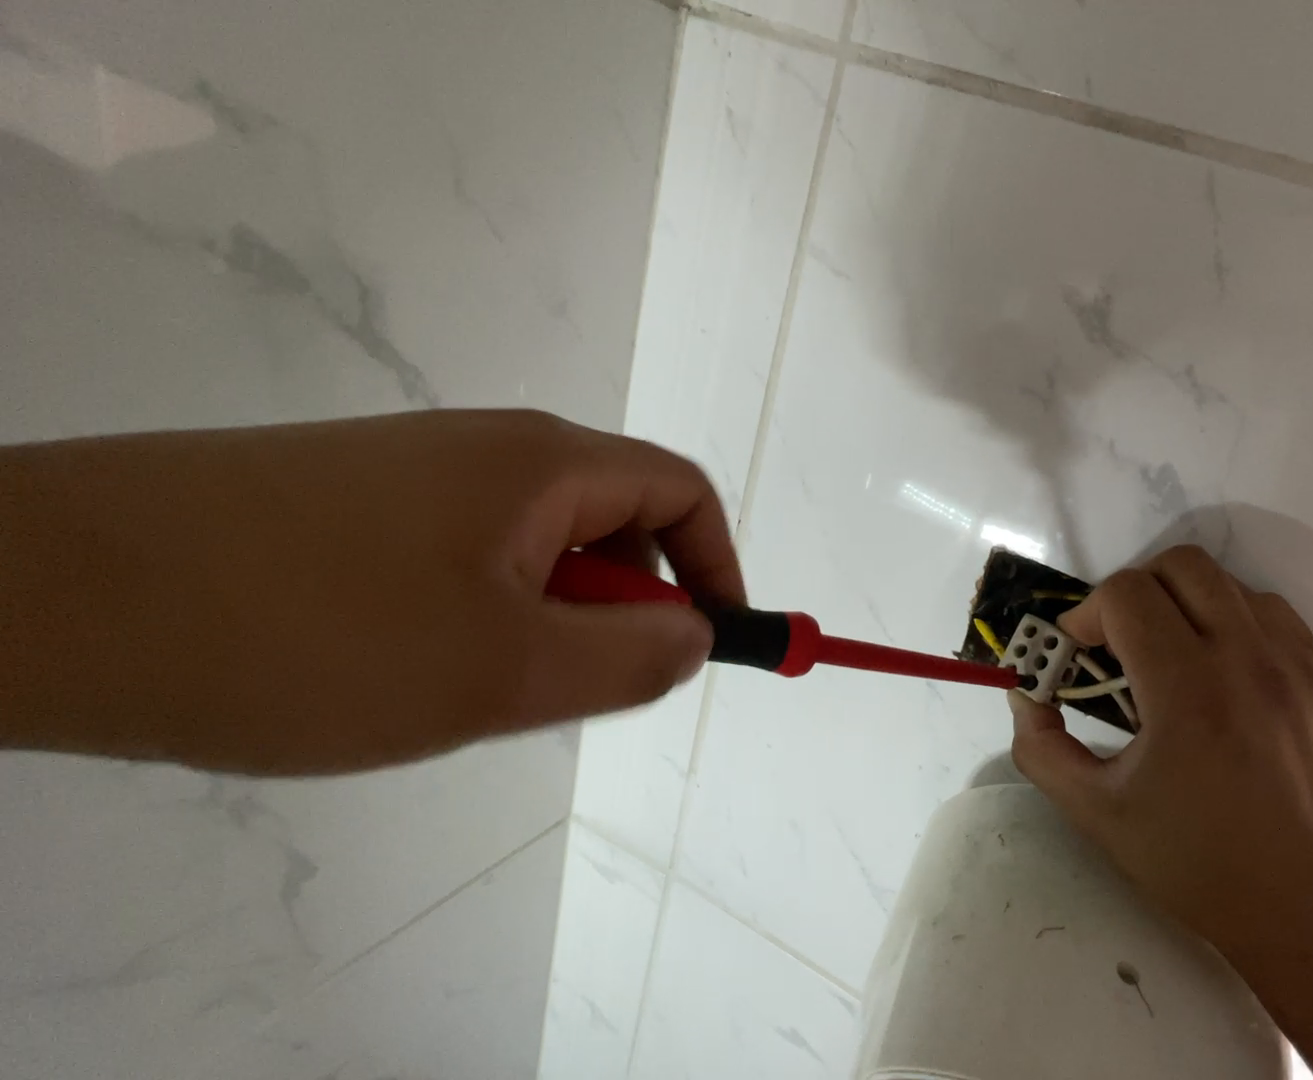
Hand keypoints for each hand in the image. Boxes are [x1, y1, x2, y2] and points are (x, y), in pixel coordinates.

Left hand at [0, 410, 742, 773]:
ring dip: (548, 617)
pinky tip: (410, 665)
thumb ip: (632, 657)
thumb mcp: (507, 672)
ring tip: (480, 685)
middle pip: (613, 517)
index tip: (711, 643)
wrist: (43, 596)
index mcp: (546, 464)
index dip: (716, 566)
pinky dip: (482, 612)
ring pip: (537, 546)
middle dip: (625, 604)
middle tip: (577, 684)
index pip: (682, 492)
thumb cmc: (316, 634)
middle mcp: (492, 448)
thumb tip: (696, 636)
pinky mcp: (355, 501)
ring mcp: (419, 470)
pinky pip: (467, 553)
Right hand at [1008, 546, 1312, 1014]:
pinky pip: (1271, 614)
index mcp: (1187, 690)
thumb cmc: (1199, 866)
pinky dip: (1233, 621)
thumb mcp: (1098, 813)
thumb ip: (1042, 748)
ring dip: (1185, 603)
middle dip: (1134, 592)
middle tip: (1118, 646)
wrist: (1311, 912)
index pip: (1126, 594)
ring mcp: (1294, 664)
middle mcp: (1246, 658)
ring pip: (1229, 582)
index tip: (1078, 656)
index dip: (1085, 615)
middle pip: (1179, 565)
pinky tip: (1221, 673)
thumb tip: (1024, 699)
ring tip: (1171, 658)